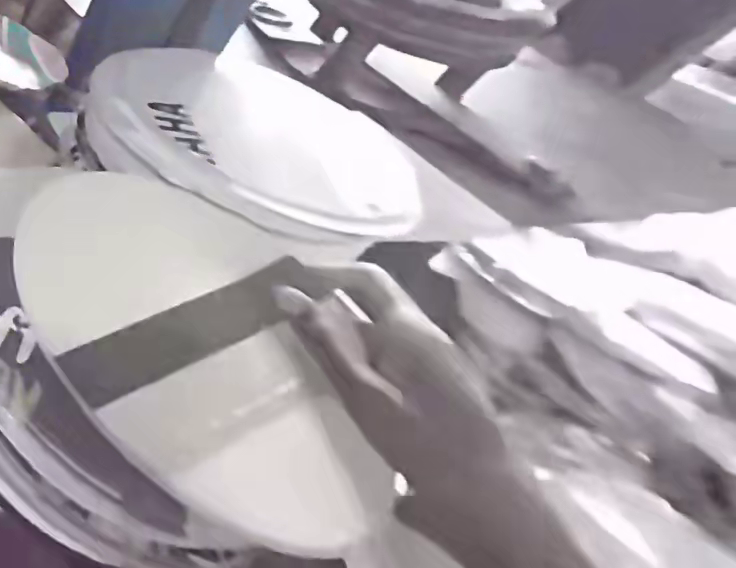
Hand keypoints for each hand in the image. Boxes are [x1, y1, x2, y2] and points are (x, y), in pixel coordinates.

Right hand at [281, 264, 592, 567]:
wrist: (491, 502)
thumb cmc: (420, 442)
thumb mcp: (361, 391)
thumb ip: (324, 339)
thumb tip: (283, 291)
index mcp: (411, 329)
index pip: (366, 277)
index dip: (325, 272)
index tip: (290, 282)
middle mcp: (429, 334)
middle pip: (373, 299)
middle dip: (329, 299)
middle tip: (289, 311)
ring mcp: (441, 358)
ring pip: (381, 324)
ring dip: (343, 324)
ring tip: (308, 340)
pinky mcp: (443, 381)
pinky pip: (393, 345)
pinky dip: (362, 345)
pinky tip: (344, 369)